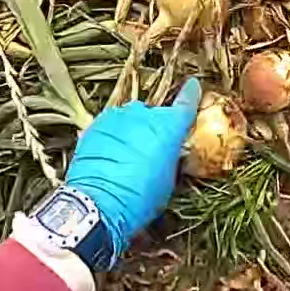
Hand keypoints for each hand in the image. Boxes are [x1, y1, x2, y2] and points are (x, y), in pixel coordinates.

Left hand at [64, 78, 201, 266]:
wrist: (96, 204)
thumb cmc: (141, 197)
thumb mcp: (169, 180)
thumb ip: (172, 156)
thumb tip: (170, 152)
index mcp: (170, 125)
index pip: (187, 100)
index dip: (192, 93)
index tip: (193, 86)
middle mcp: (145, 113)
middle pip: (155, 113)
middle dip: (155, 126)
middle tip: (152, 146)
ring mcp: (119, 116)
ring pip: (131, 118)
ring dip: (133, 130)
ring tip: (127, 154)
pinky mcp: (96, 124)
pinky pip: (111, 126)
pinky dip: (113, 136)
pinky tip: (110, 156)